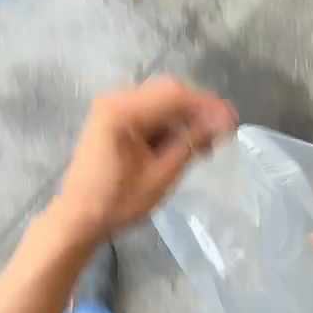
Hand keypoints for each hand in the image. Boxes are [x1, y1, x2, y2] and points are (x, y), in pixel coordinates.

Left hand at [50, 77, 236, 242]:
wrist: (78, 218)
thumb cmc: (118, 202)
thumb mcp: (161, 175)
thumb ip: (190, 143)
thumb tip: (221, 122)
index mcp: (122, 111)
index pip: (175, 95)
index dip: (208, 107)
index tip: (233, 122)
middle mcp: (115, 100)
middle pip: (168, 93)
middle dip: (198, 112)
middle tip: (223, 134)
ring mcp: (111, 109)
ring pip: (160, 103)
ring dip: (185, 120)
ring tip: (207, 145)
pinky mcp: (112, 120)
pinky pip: (148, 113)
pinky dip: (169, 126)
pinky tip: (185, 144)